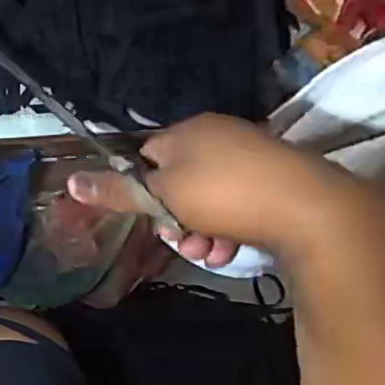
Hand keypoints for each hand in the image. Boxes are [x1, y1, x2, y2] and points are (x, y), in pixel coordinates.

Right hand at [66, 114, 372, 261]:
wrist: (313, 210)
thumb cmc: (225, 195)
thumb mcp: (162, 195)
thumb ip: (116, 190)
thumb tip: (70, 180)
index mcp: (187, 131)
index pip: (145, 156)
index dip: (139, 190)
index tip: (145, 217)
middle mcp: (218, 136)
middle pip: (175, 181)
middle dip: (172, 218)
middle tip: (179, 242)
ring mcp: (251, 156)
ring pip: (206, 197)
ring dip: (198, 230)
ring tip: (208, 253)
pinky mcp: (277, 180)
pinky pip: (237, 202)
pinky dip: (228, 227)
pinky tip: (231, 250)